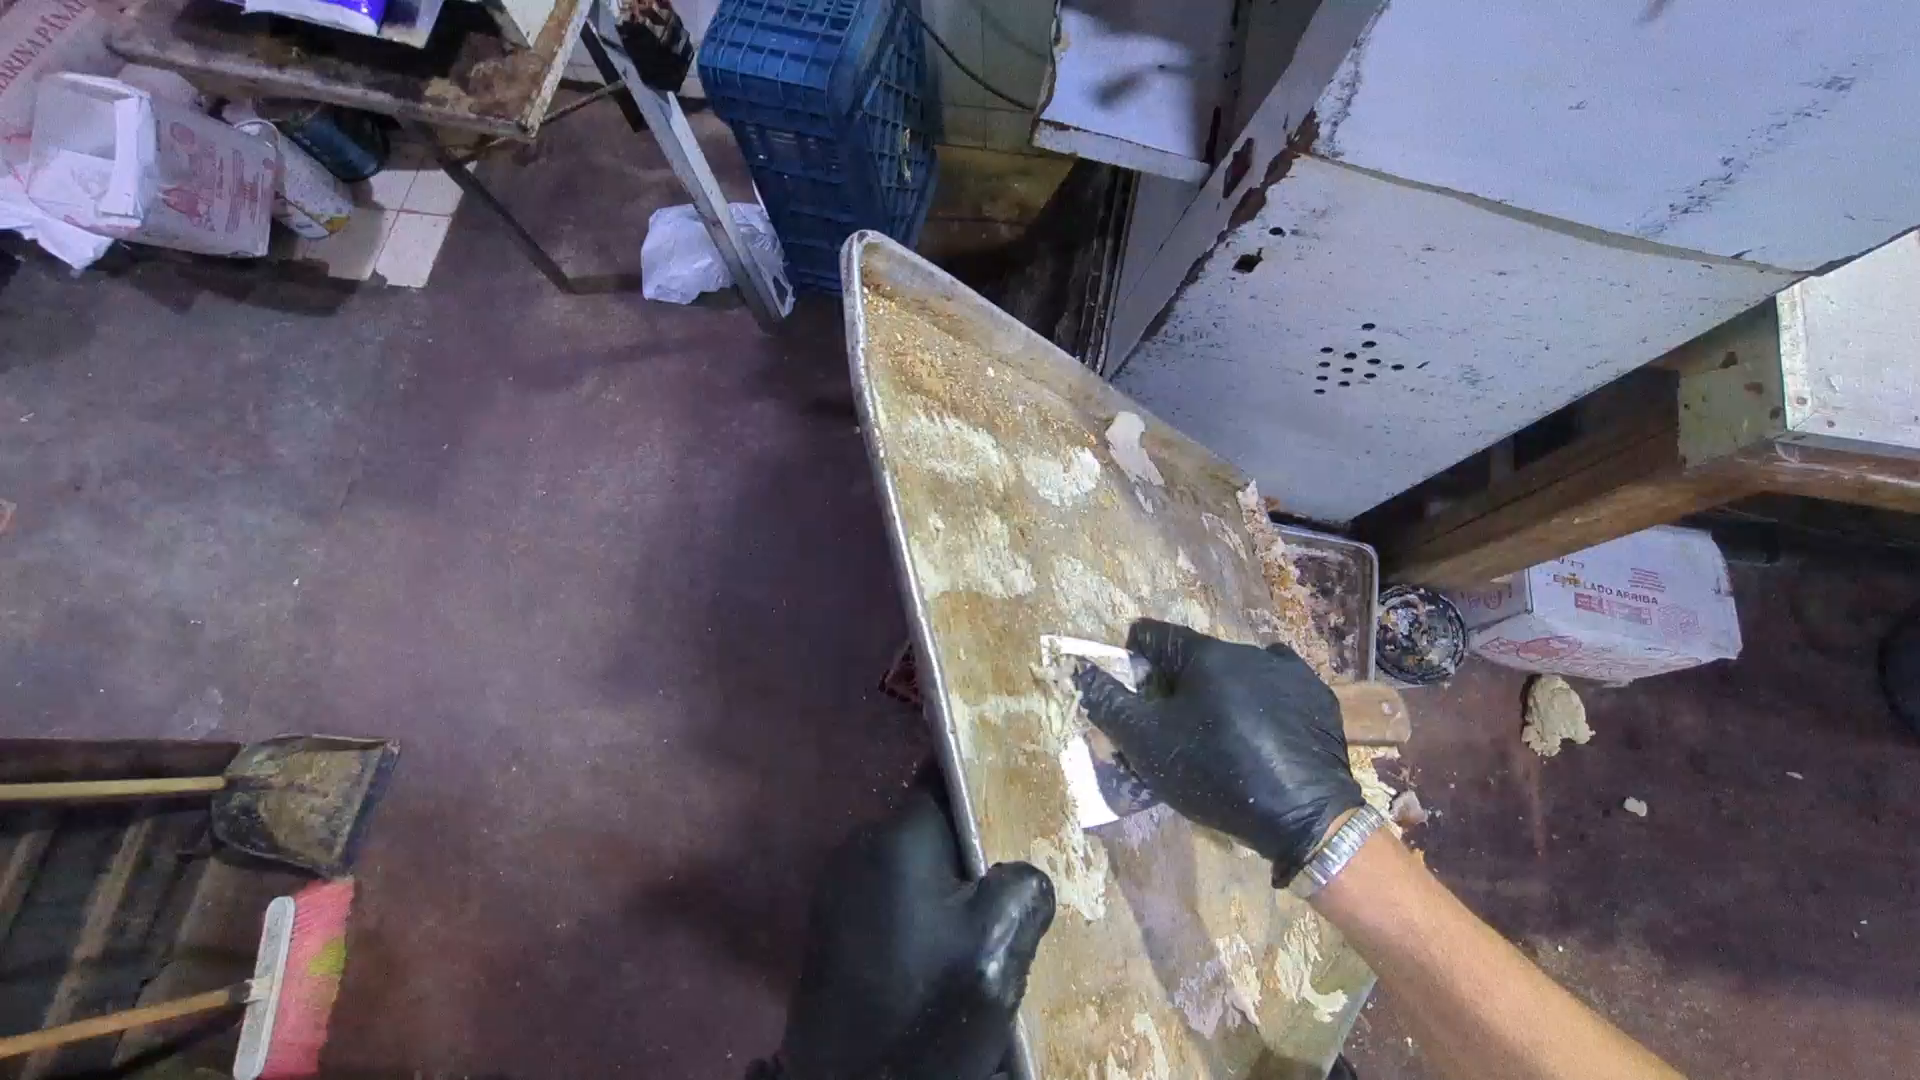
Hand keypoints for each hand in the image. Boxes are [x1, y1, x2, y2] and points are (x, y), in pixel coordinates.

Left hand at [766, 787, 1054, 1079]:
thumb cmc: (925, 1008)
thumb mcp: (998, 948)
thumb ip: (1021, 888)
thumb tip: (1018, 874)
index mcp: (897, 836)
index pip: (945, 778)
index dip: (983, 783)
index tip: (1019, 794)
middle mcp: (860, 847)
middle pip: (932, 823)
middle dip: (972, 843)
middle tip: (1014, 872)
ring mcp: (840, 887)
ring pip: (913, 862)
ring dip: (948, 882)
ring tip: (986, 918)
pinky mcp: (835, 925)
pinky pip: (892, 893)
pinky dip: (922, 908)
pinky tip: (946, 947)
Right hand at [1072, 619, 1363, 882]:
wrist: (1304, 815)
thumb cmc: (1215, 774)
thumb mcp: (1147, 742)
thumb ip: (1108, 702)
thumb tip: (1077, 669)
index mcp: (1203, 654)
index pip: (1152, 635)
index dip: (1134, 662)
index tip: (1135, 696)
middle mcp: (1247, 650)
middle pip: (1194, 656)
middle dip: (1177, 682)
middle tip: (1174, 726)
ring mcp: (1290, 671)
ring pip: (1236, 671)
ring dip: (1220, 691)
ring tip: (1220, 735)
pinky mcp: (1318, 697)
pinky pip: (1276, 688)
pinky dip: (1261, 702)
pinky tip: (1260, 735)